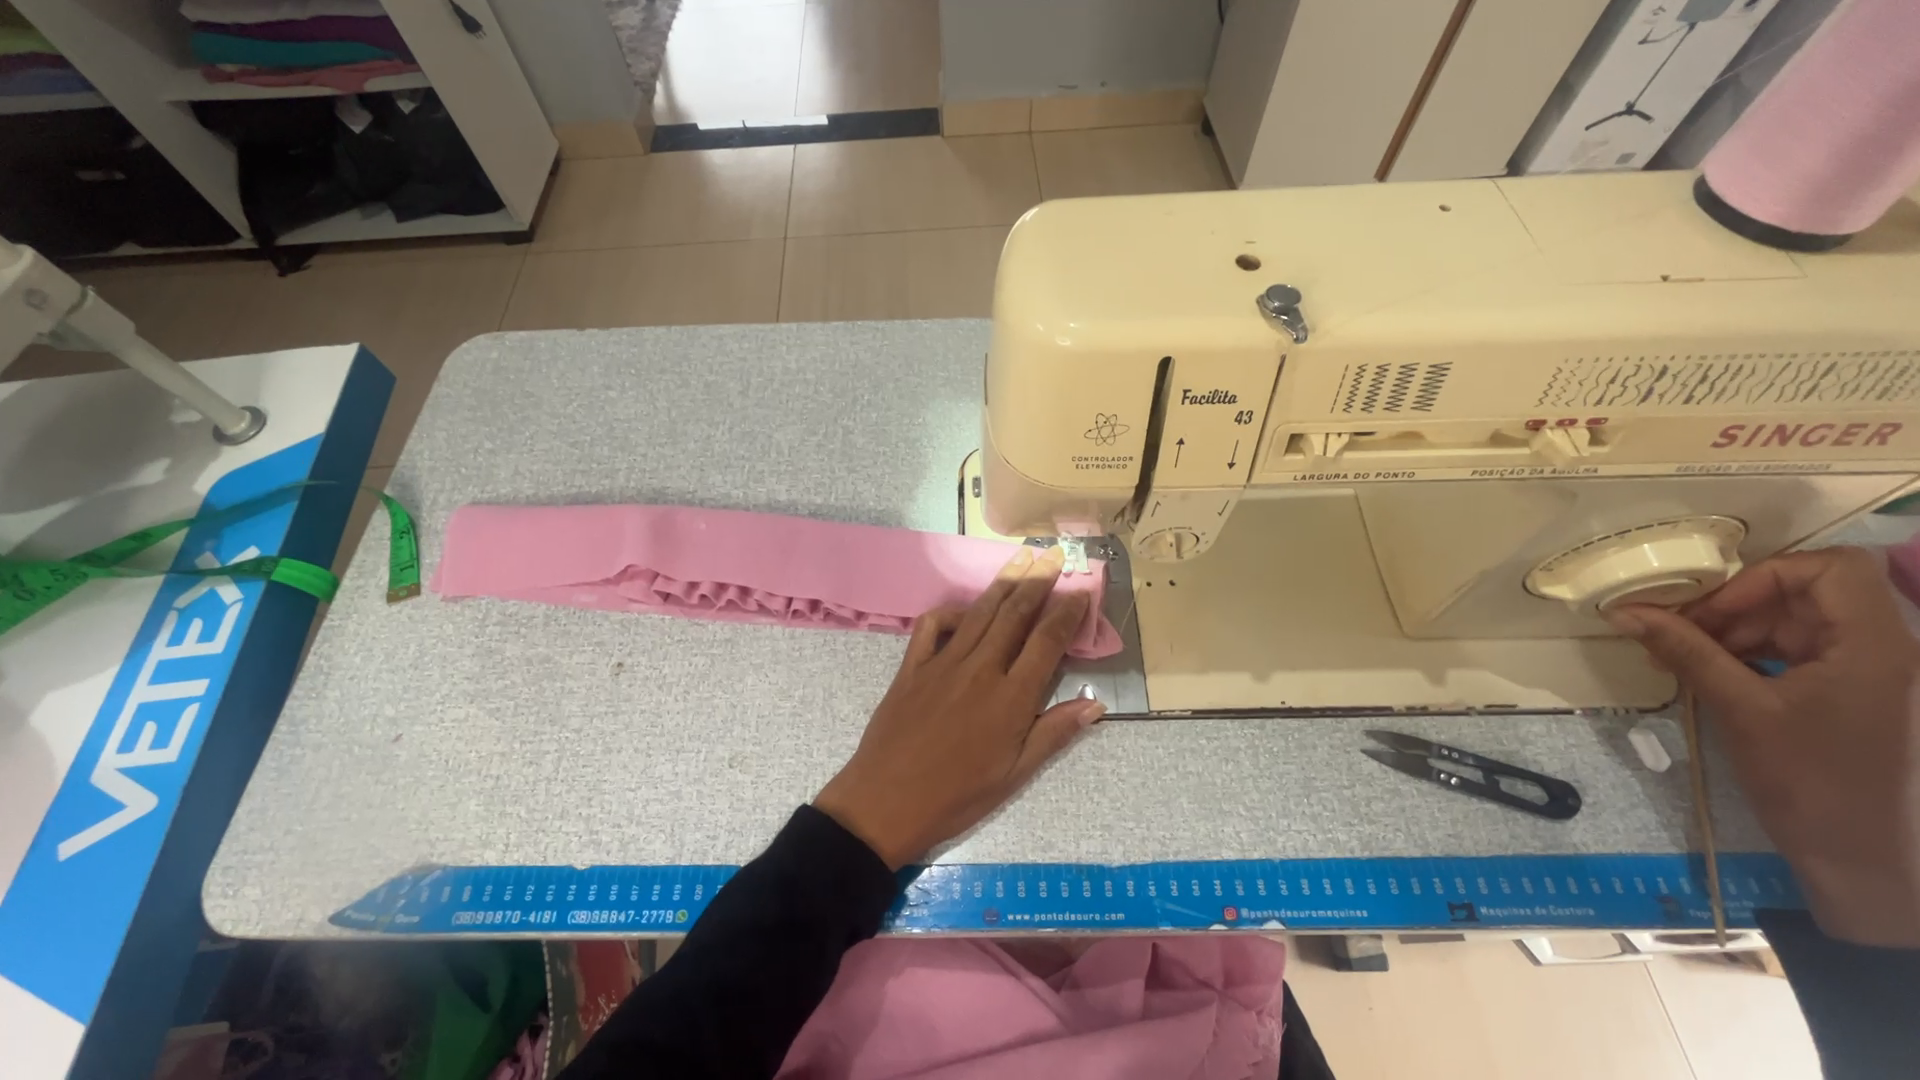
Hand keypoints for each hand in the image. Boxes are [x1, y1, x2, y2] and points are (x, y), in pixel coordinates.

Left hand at [812, 546, 1105, 869]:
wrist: (885, 802)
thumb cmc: (956, 797)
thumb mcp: (1014, 775)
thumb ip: (1054, 734)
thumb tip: (1095, 704)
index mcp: (1011, 698)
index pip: (1047, 642)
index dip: (1067, 613)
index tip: (1082, 590)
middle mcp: (981, 669)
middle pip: (1015, 614)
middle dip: (1038, 581)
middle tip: (1055, 554)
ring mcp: (943, 664)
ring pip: (980, 613)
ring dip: (1004, 583)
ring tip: (1022, 559)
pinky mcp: (912, 667)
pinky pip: (932, 626)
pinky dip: (950, 611)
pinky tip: (964, 609)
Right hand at [1607, 547, 1919, 945]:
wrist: (1864, 859)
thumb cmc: (1810, 781)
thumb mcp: (1740, 710)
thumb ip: (1687, 651)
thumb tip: (1625, 611)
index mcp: (1877, 644)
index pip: (1827, 569)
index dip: (1761, 578)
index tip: (1707, 614)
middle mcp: (1887, 648)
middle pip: (1809, 594)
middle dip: (1737, 607)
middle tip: (1679, 636)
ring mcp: (1875, 673)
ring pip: (1800, 622)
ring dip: (1739, 632)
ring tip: (1687, 658)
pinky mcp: (1858, 695)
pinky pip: (1804, 651)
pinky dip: (1755, 654)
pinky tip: (1717, 676)